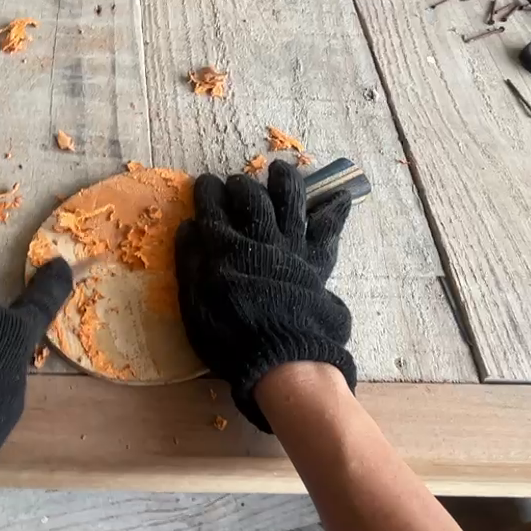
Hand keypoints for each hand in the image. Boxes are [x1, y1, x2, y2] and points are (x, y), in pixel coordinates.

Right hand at [175, 159, 356, 431]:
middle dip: (241, 185)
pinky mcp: (315, 265)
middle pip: (252, 201)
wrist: (284, 361)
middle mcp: (259, 242)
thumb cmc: (230, 338)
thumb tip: (189, 226)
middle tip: (236, 181)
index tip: (204, 182)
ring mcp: (291, 251)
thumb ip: (190, 262)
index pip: (212, 210)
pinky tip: (342, 197)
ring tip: (282, 169)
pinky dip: (334, 214)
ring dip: (285, 183)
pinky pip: (327, 233)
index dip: (207, 192)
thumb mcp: (194, 305)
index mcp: (225, 250)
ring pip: (291, 205)